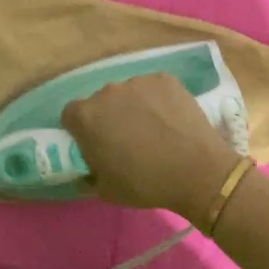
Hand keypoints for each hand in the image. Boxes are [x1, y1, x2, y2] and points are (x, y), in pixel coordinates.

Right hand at [62, 72, 243, 228]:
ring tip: (154, 129)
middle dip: (108, 116)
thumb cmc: (145, 184)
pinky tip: (170, 119)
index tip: (95, 144)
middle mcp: (107, 91)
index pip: (71, 115)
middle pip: (100, 101)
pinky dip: (157, 100)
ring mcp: (138, 81)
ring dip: (133, 107)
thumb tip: (84, 168)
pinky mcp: (164, 78)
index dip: (80, 130)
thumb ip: (88, 173)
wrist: (196, 172)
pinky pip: (153, 88)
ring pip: (128, 93)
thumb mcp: (105, 190)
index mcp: (86, 116)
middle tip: (126, 139)